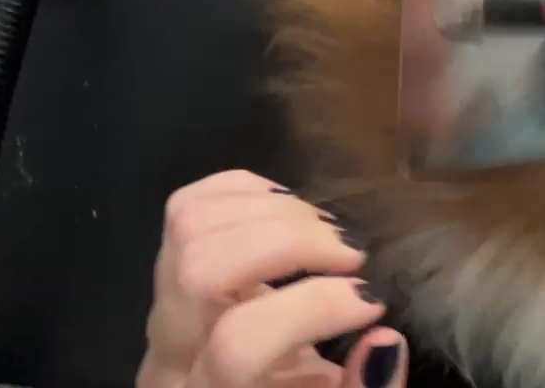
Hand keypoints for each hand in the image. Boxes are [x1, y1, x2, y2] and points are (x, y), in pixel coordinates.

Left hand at [138, 171, 407, 387]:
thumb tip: (383, 336)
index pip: (237, 344)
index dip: (312, 308)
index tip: (372, 301)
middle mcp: (169, 352)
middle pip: (203, 268)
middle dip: (293, 242)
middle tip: (353, 254)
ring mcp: (162, 305)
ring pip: (191, 225)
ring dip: (274, 209)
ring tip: (327, 232)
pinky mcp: (170, 269)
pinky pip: (189, 205)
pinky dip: (248, 191)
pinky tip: (293, 213)